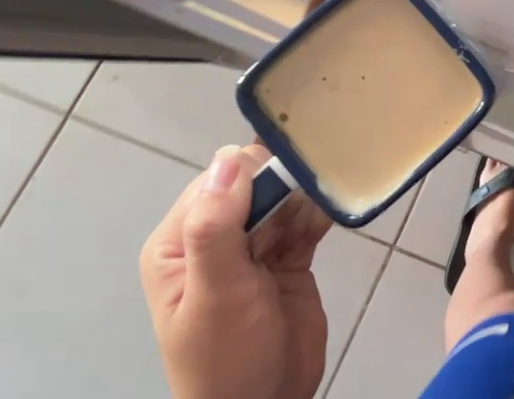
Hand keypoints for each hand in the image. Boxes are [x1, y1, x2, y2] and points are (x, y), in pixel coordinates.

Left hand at [141, 144, 333, 398]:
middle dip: (284, 183)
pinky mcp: (286, 259)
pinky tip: (334, 211)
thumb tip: (228, 157)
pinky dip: (320, 213)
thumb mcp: (217, 293)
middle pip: (254, 185)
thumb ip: (217, 226)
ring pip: (283, 198)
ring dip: (306, 195)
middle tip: (309, 196)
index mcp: (179, 244)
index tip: (286, 181)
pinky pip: (304, 220)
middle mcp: (213, 240)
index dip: (251, 174)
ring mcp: (252, 250)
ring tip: (326, 200)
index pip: (217, 182)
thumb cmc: (228, 356)